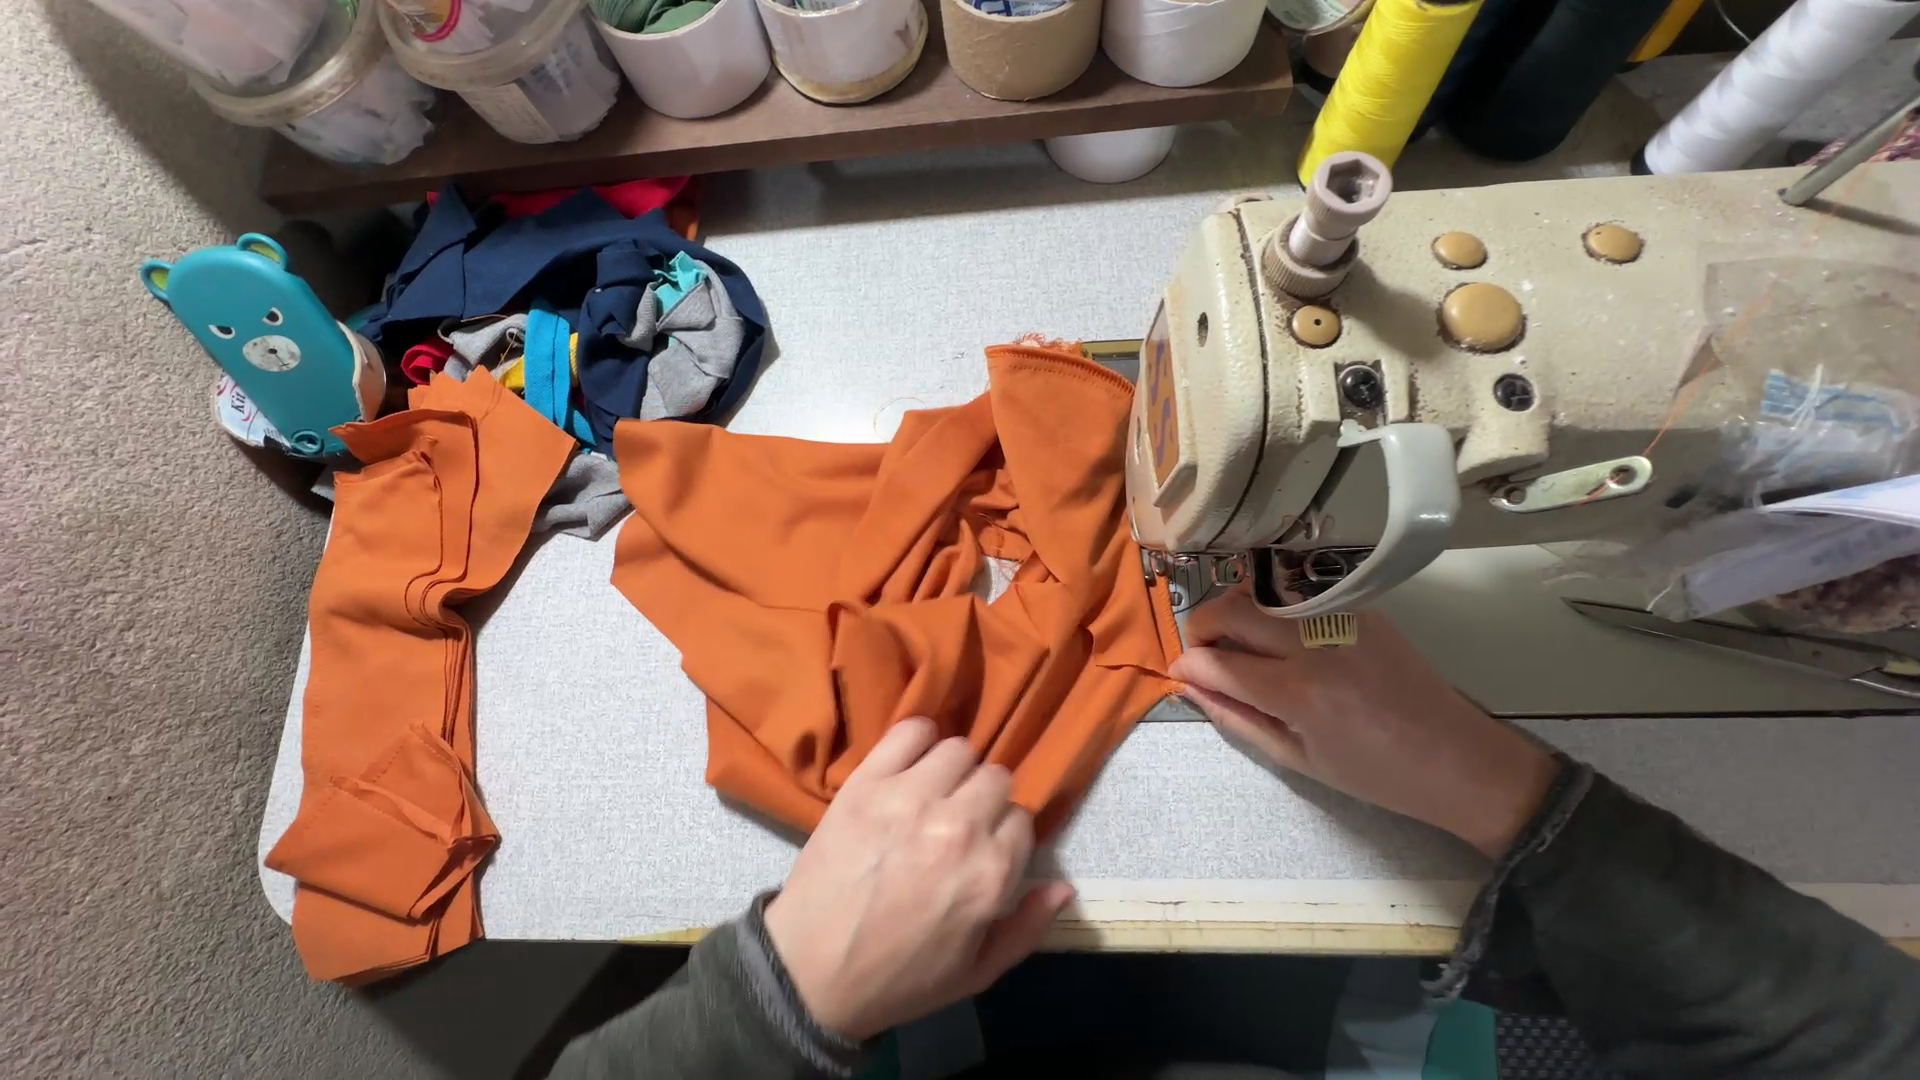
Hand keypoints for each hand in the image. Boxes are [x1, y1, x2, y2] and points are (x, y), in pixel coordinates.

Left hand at [764, 718, 1075, 1039]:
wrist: (809, 971)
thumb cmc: (899, 978)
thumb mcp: (976, 972)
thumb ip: (1027, 927)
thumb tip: (1065, 885)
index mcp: (990, 874)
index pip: (1022, 819)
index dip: (1005, 834)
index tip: (984, 847)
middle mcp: (958, 827)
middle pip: (995, 778)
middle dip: (983, 800)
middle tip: (957, 821)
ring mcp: (910, 799)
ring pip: (959, 750)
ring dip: (952, 771)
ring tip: (932, 795)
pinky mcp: (867, 782)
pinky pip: (911, 730)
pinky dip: (917, 739)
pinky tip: (910, 765)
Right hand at [1169, 588, 1558, 857]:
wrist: (1460, 759)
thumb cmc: (1375, 774)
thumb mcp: (1297, 759)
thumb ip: (1236, 717)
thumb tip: (1189, 686)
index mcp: (1299, 693)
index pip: (1218, 661)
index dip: (1188, 664)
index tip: (1181, 672)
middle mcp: (1316, 645)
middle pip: (1232, 609)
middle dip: (1201, 626)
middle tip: (1204, 653)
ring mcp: (1340, 620)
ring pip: (1261, 594)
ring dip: (1235, 613)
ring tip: (1239, 645)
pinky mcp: (1359, 610)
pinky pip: (1295, 600)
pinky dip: (1272, 613)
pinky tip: (1281, 643)